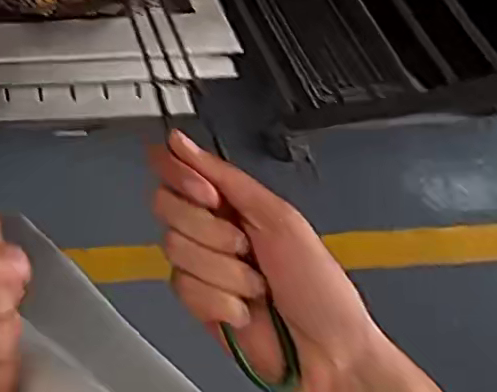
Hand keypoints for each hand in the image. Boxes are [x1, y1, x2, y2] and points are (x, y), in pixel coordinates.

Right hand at [150, 132, 438, 391]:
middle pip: (164, 203)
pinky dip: (221, 301)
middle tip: (244, 246)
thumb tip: (178, 141)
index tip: (209, 195)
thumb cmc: (318, 285)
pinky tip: (244, 310)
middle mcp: (202, 224)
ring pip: (174, 246)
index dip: (178, 174)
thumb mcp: (278, 217)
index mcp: (221, 198)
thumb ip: (225, 176)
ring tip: (255, 285)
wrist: (332, 355)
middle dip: (210, 229)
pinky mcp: (193, 298)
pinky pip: (182, 285)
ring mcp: (195, 261)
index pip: (170, 165)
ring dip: (224, 271)